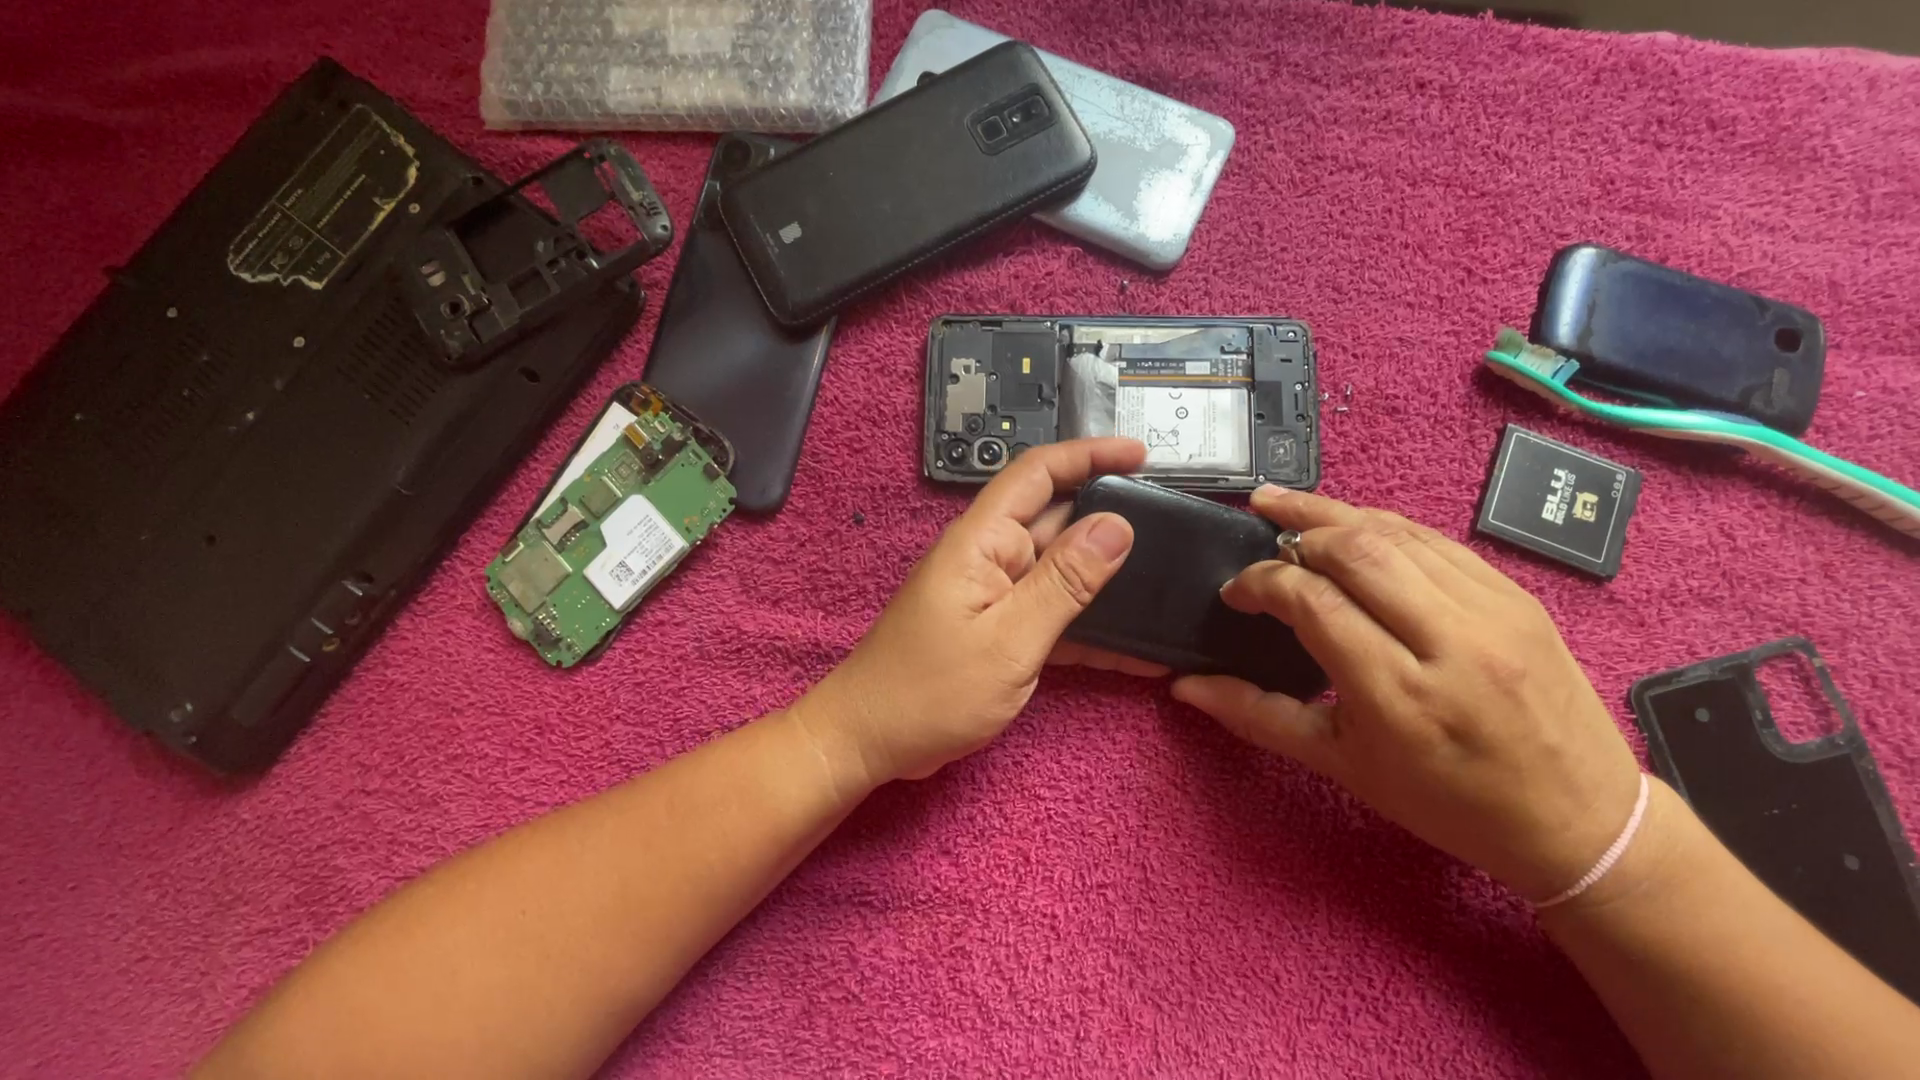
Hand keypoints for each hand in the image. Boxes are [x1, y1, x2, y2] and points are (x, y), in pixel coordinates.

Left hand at [797, 438, 1166, 788]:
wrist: (870, 740)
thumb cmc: (929, 691)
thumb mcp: (1008, 640)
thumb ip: (1065, 583)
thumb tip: (1116, 526)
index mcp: (983, 542)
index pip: (1038, 474)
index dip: (1090, 455)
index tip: (1141, 454)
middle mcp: (990, 558)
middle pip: (1059, 522)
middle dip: (1113, 522)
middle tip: (1174, 530)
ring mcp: (995, 595)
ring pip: (1062, 573)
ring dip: (1108, 582)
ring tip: (1167, 588)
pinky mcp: (999, 630)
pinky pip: (1052, 616)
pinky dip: (1089, 630)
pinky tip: (1137, 650)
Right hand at [1171, 487, 1642, 901]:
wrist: (1581, 820)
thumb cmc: (1449, 803)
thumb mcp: (1343, 766)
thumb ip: (1258, 716)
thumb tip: (1186, 687)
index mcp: (1398, 695)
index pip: (1312, 601)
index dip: (1261, 583)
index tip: (1236, 594)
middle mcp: (1448, 641)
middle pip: (1354, 549)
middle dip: (1294, 529)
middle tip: (1259, 532)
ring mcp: (1492, 610)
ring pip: (1395, 532)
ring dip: (1332, 513)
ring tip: (1286, 506)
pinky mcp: (1516, 595)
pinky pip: (1435, 540)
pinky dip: (1382, 526)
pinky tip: (1350, 527)